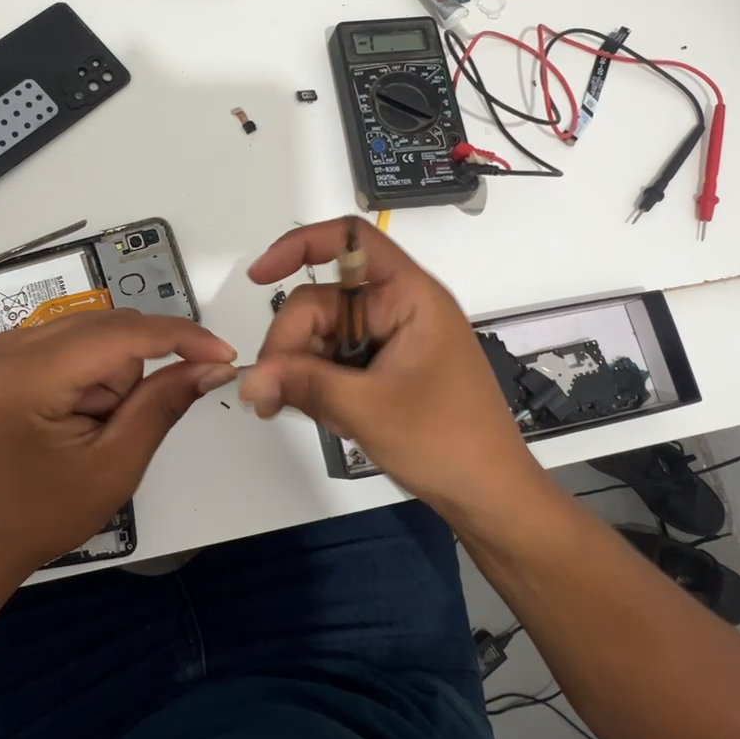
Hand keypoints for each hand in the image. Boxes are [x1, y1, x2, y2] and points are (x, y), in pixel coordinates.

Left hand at [0, 310, 236, 583]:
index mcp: (30, 372)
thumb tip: (214, 365)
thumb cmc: (41, 515)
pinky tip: (79, 418)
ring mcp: (7, 347)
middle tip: (125, 427)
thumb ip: (163, 404)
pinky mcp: (9, 357)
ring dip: (114, 376)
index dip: (182, 337)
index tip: (226, 355)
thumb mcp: (114, 465)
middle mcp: (13, 344)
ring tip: (93, 430)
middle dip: (136, 371)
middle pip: (110, 327)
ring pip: (97, 334)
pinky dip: (93, 376)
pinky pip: (75, 344)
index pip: (123, 332)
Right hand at [238, 217, 533, 509]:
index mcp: (410, 297)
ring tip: (292, 411)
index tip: (260, 276)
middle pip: (322, 302)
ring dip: (299, 371)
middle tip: (268, 392)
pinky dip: (315, 385)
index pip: (351, 241)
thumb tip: (250, 378)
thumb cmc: (448, 443)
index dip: (300, 246)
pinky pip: (332, 362)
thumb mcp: (368, 410)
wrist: (489, 497)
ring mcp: (389, 341)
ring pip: (321, 337)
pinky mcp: (382, 369)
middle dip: (290, 343)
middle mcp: (397, 310)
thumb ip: (303, 385)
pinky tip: (321, 416)